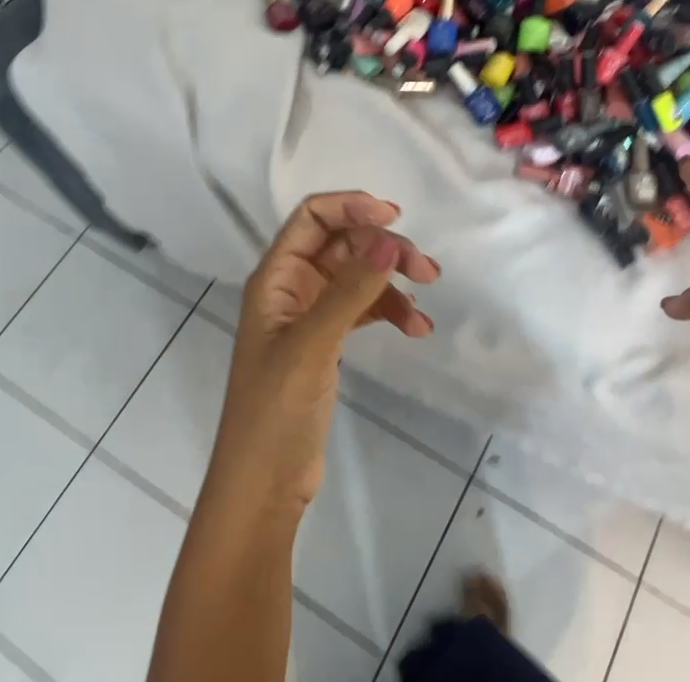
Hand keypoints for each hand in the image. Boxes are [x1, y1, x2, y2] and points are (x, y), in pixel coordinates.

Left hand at [208, 192, 439, 510]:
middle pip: (341, 244)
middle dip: (382, 247)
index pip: (311, 218)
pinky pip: (362, 310)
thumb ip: (350, 291)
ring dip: (391, 280)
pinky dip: (389, 312)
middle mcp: (290, 288)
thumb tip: (388, 241)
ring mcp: (309, 316)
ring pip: (356, 276)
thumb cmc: (275, 410)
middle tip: (425, 270)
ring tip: (426, 297)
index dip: (350, 206)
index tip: (395, 217)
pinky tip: (416, 329)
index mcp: (274, 278)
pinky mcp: (326, 344)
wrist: (263, 482)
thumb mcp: (312, 346)